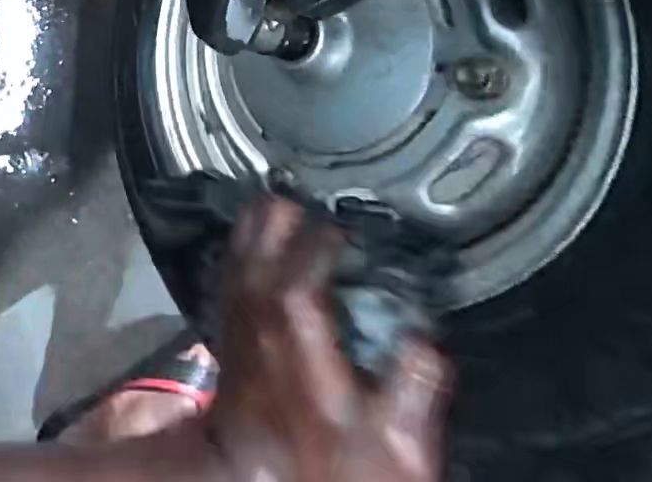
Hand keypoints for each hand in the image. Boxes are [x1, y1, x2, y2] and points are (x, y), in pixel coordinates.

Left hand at [207, 197, 451, 481]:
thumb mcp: (394, 443)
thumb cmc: (329, 464)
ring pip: (242, 237)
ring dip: (266, 215)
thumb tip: (424, 337)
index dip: (325, 237)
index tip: (350, 225)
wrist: (259, 477)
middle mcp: (260, 306)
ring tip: (295, 197)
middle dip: (292, 210)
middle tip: (321, 197)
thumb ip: (414, 385)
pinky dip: (246, 232)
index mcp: (299, 326)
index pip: (306, 259)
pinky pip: (231, 254)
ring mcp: (237, 306)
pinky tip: (261, 222)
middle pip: (263, 232)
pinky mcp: (226, 312)